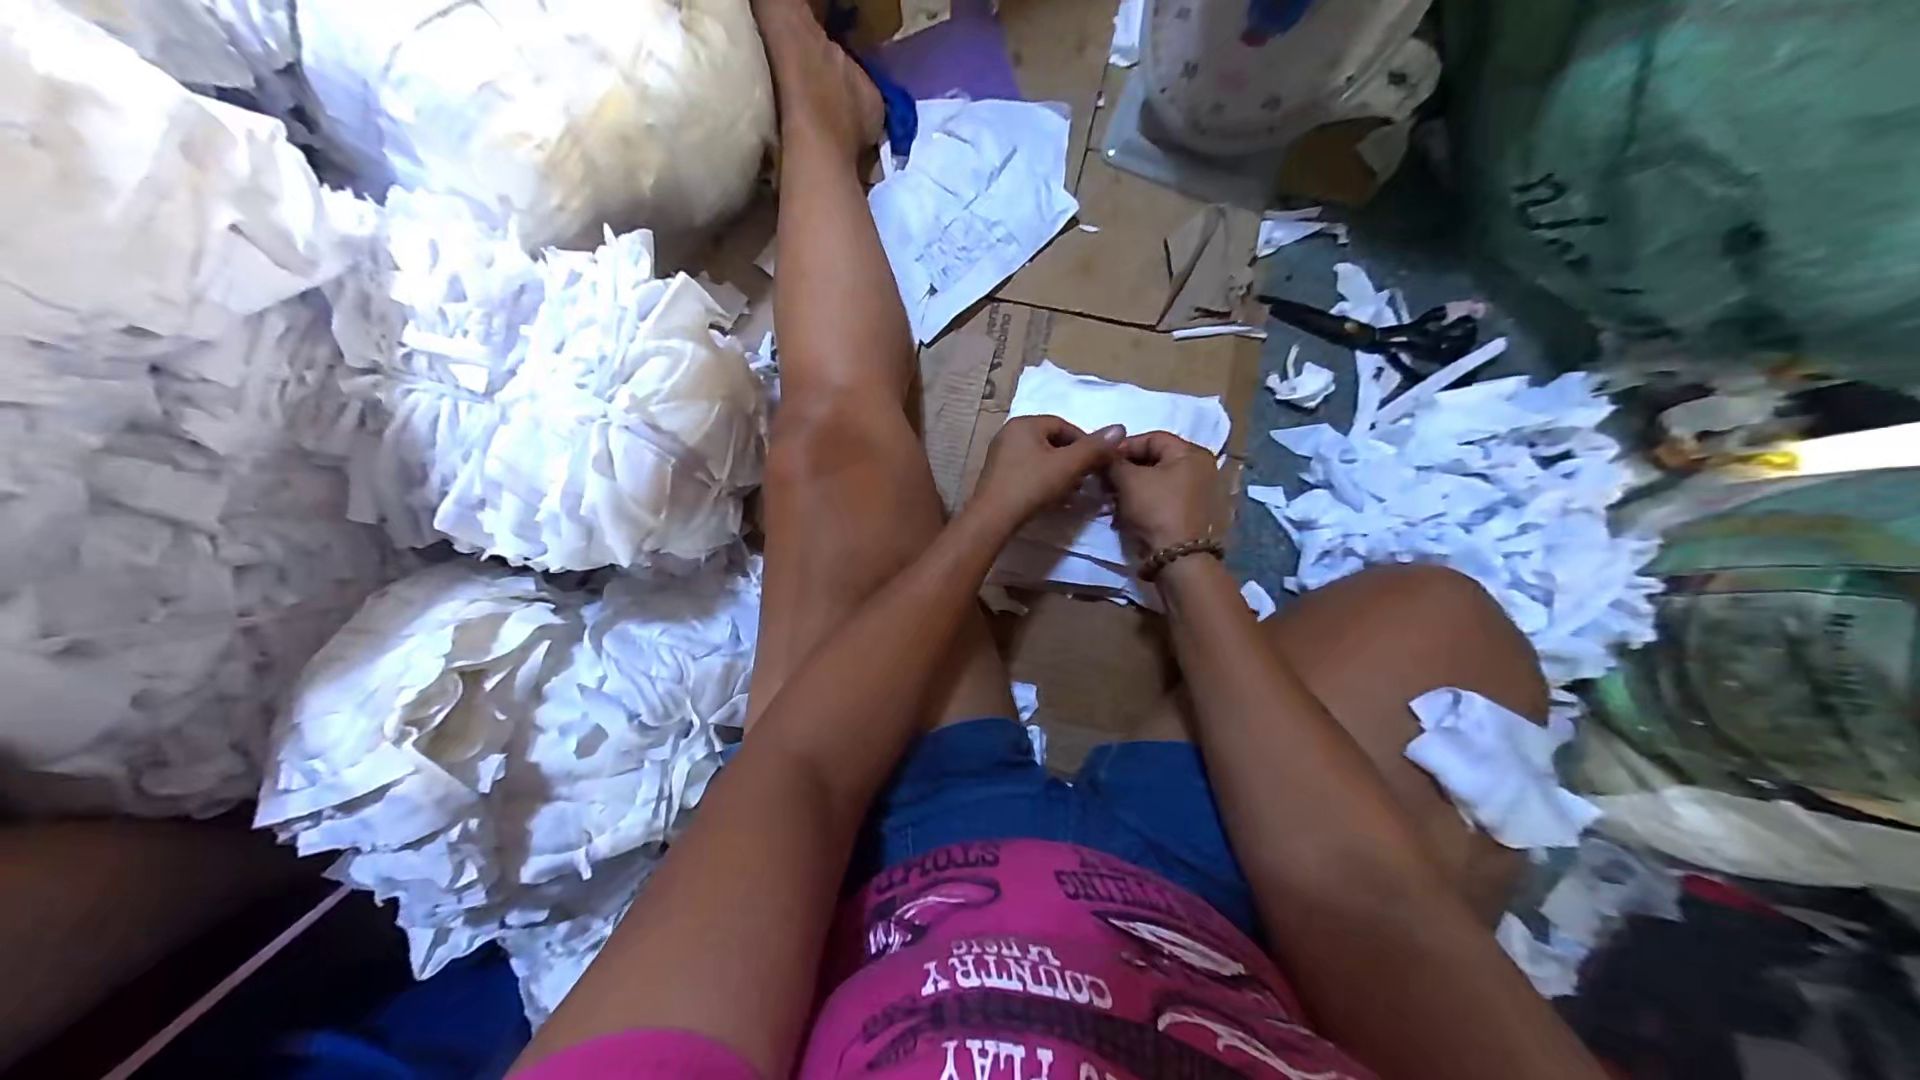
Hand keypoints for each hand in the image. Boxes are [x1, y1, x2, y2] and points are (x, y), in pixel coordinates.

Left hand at [970, 416, 1124, 531]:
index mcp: (1024, 424)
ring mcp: (1001, 455)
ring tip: (1074, 490)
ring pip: (1041, 458)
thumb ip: (1094, 448)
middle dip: (1073, 459)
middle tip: (1087, 477)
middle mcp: (1009, 434)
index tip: (1098, 462)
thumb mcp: (1068, 466)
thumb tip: (1120, 429)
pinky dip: (1045, 480)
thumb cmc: (1031, 486)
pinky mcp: (998, 475)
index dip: (1086, 443)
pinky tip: (1054, 497)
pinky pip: (1028, 471)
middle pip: (1052, 441)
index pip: (1064, 425)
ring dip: (1061, 472)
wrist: (992, 519)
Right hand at [1108, 431, 1221, 551]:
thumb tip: (1103, 455)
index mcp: (1192, 453)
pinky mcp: (1194, 514)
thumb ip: (1113, 462)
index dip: (1122, 448)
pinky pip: (1164, 499)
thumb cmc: (1156, 510)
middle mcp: (1202, 468)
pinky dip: (1145, 503)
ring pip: (1157, 481)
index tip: (1101, 462)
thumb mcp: (1128, 481)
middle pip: (1155, 460)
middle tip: (1104, 483)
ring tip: (1113, 501)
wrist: (1179, 560)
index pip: (1151, 438)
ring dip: (1132, 489)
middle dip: (1125, 470)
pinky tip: (1127, 515)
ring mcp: (1201, 493)